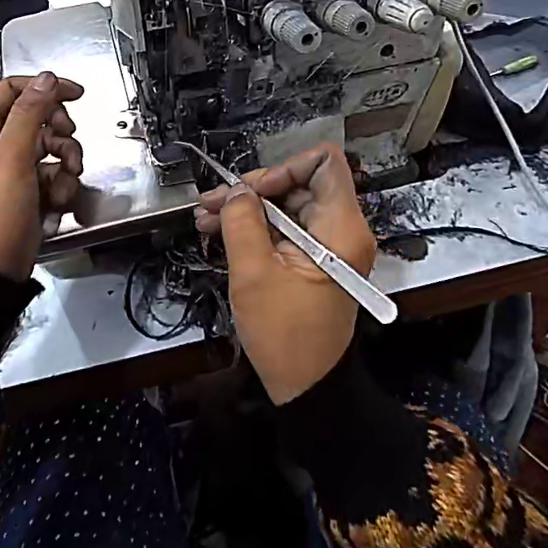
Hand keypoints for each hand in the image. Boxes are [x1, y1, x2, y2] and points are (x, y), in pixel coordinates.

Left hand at [0, 72, 84, 278]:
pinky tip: (56, 200)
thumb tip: (45, 80)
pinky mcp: (23, 190)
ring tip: (62, 180)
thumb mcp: (11, 155)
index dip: (45, 88)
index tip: (74, 94)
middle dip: (58, 132)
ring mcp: (7, 167)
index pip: (13, 89)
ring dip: (63, 161)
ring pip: (49, 146)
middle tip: (67, 141)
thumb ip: (31, 112)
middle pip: (36, 117)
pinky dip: (59, 184)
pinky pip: (50, 173)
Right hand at [195, 142, 376, 403]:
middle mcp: (341, 229)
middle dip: (252, 189)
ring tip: (206, 217)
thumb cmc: (285, 334)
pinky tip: (219, 231)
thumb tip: (235, 190)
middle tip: (211, 203)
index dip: (284, 168)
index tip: (253, 192)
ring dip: (246, 208)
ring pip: (286, 204)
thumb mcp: (253, 273)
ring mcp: (328, 245)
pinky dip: (255, 226)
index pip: (325, 162)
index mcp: (340, 227)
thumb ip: (242, 221)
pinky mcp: (314, 259)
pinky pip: (285, 228)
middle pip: (298, 182)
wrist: (305, 386)